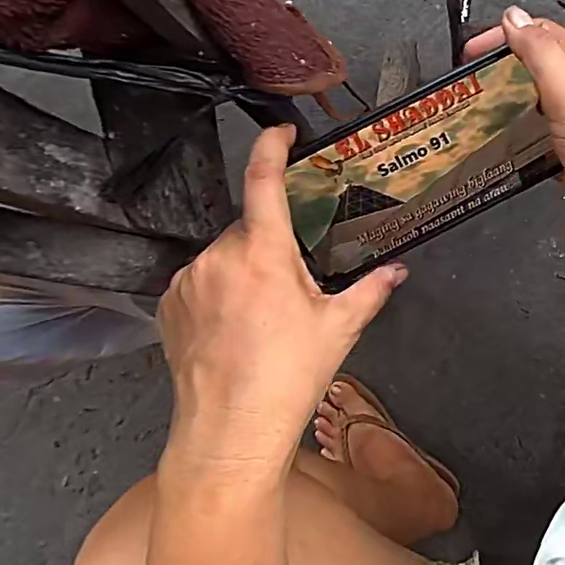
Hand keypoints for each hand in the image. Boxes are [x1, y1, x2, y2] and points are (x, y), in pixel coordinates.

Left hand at [156, 125, 407, 482]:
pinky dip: (217, 289)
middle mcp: (219, 258)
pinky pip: (199, 279)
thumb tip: (396, 272)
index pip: (263, 180)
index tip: (281, 132)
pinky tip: (231, 328)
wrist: (230, 432)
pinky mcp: (169, 302)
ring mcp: (188, 280)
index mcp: (263, 254)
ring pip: (223, 255)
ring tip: (258, 319)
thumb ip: (371, 290)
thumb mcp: (338, 329)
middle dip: (269, 246)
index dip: (271, 146)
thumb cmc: (287, 379)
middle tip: (287, 289)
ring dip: (242, 270)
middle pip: (249, 229)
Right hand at [464, 7, 564, 265]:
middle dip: (498, 67)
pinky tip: (499, 146)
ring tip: (475, 110)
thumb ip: (542, 52)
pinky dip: (513, 137)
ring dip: (503, 101)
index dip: (504, 35)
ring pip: (532, 103)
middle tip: (468, 82)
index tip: (472, 52)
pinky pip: (534, 139)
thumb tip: (514, 18)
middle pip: (534, 67)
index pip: (540, 34)